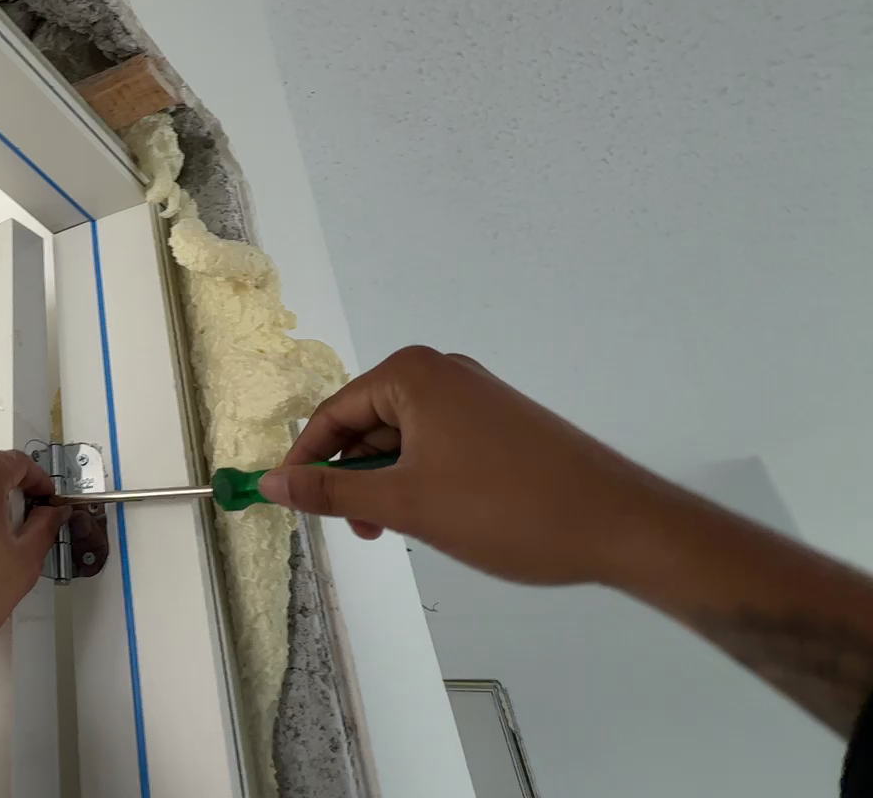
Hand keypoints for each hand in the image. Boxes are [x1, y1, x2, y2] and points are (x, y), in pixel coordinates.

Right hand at [257, 345, 678, 587]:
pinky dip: (421, 476)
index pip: (332, 415)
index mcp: (410, 375)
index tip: (291, 496)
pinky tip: (434, 514)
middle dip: (355, 476)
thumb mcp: (404, 503)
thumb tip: (271, 483)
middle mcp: (440, 373)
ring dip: (388, 482)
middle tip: (357, 526)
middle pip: (366, 425)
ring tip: (397, 528)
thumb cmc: (506, 509)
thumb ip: (329, 491)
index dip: (307, 459)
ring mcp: (475, 395)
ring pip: (402, 438)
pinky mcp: (501, 421)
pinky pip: (436, 442)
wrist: (634, 531)